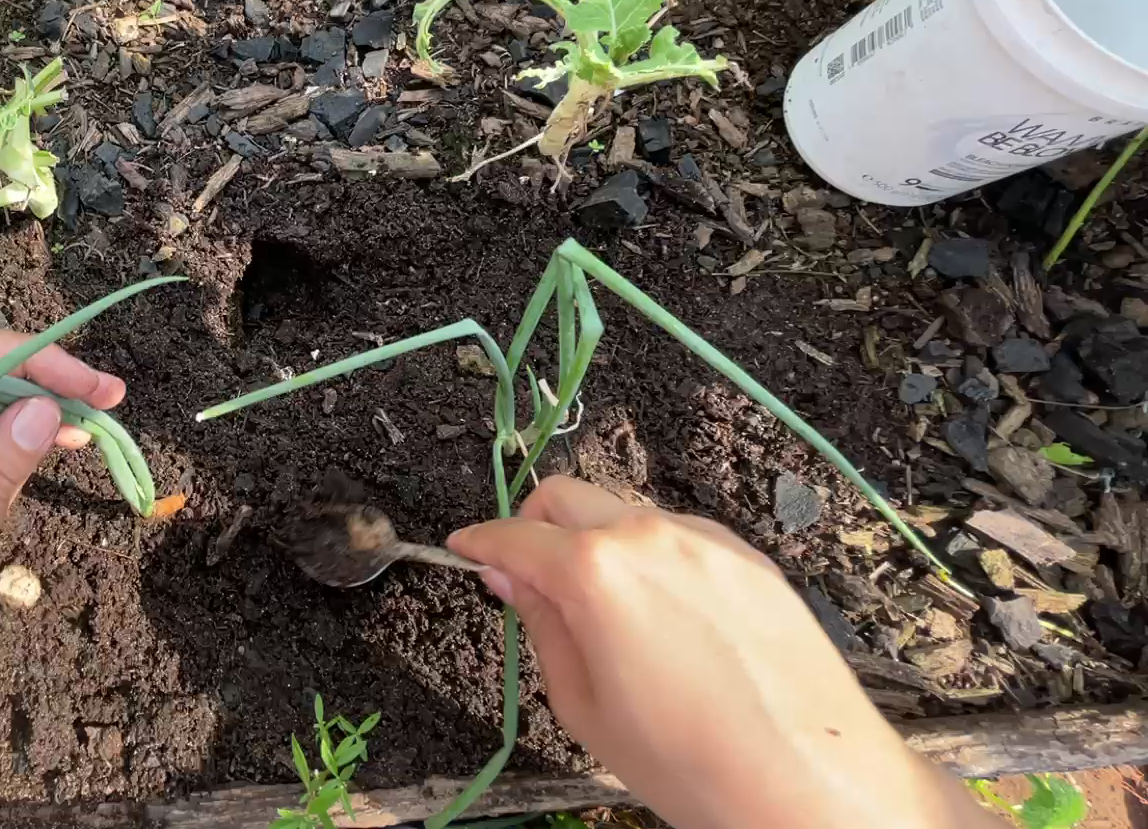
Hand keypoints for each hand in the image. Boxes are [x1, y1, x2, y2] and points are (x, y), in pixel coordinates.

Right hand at [447, 477, 997, 828]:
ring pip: (615, 509)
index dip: (477, 540)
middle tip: (530, 573)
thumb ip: (538, 622)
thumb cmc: (684, 763)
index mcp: (593, 571)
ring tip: (605, 601)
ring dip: (589, 537)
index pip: (512, 536)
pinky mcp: (744, 554)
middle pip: (561, 494)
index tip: (462, 548)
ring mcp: (700, 537)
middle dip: (530, 523)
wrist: (828, 796)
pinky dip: (642, 551)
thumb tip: (506, 574)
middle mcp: (642, 533)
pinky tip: (663, 609)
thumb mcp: (582, 703)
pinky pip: (669, 532)